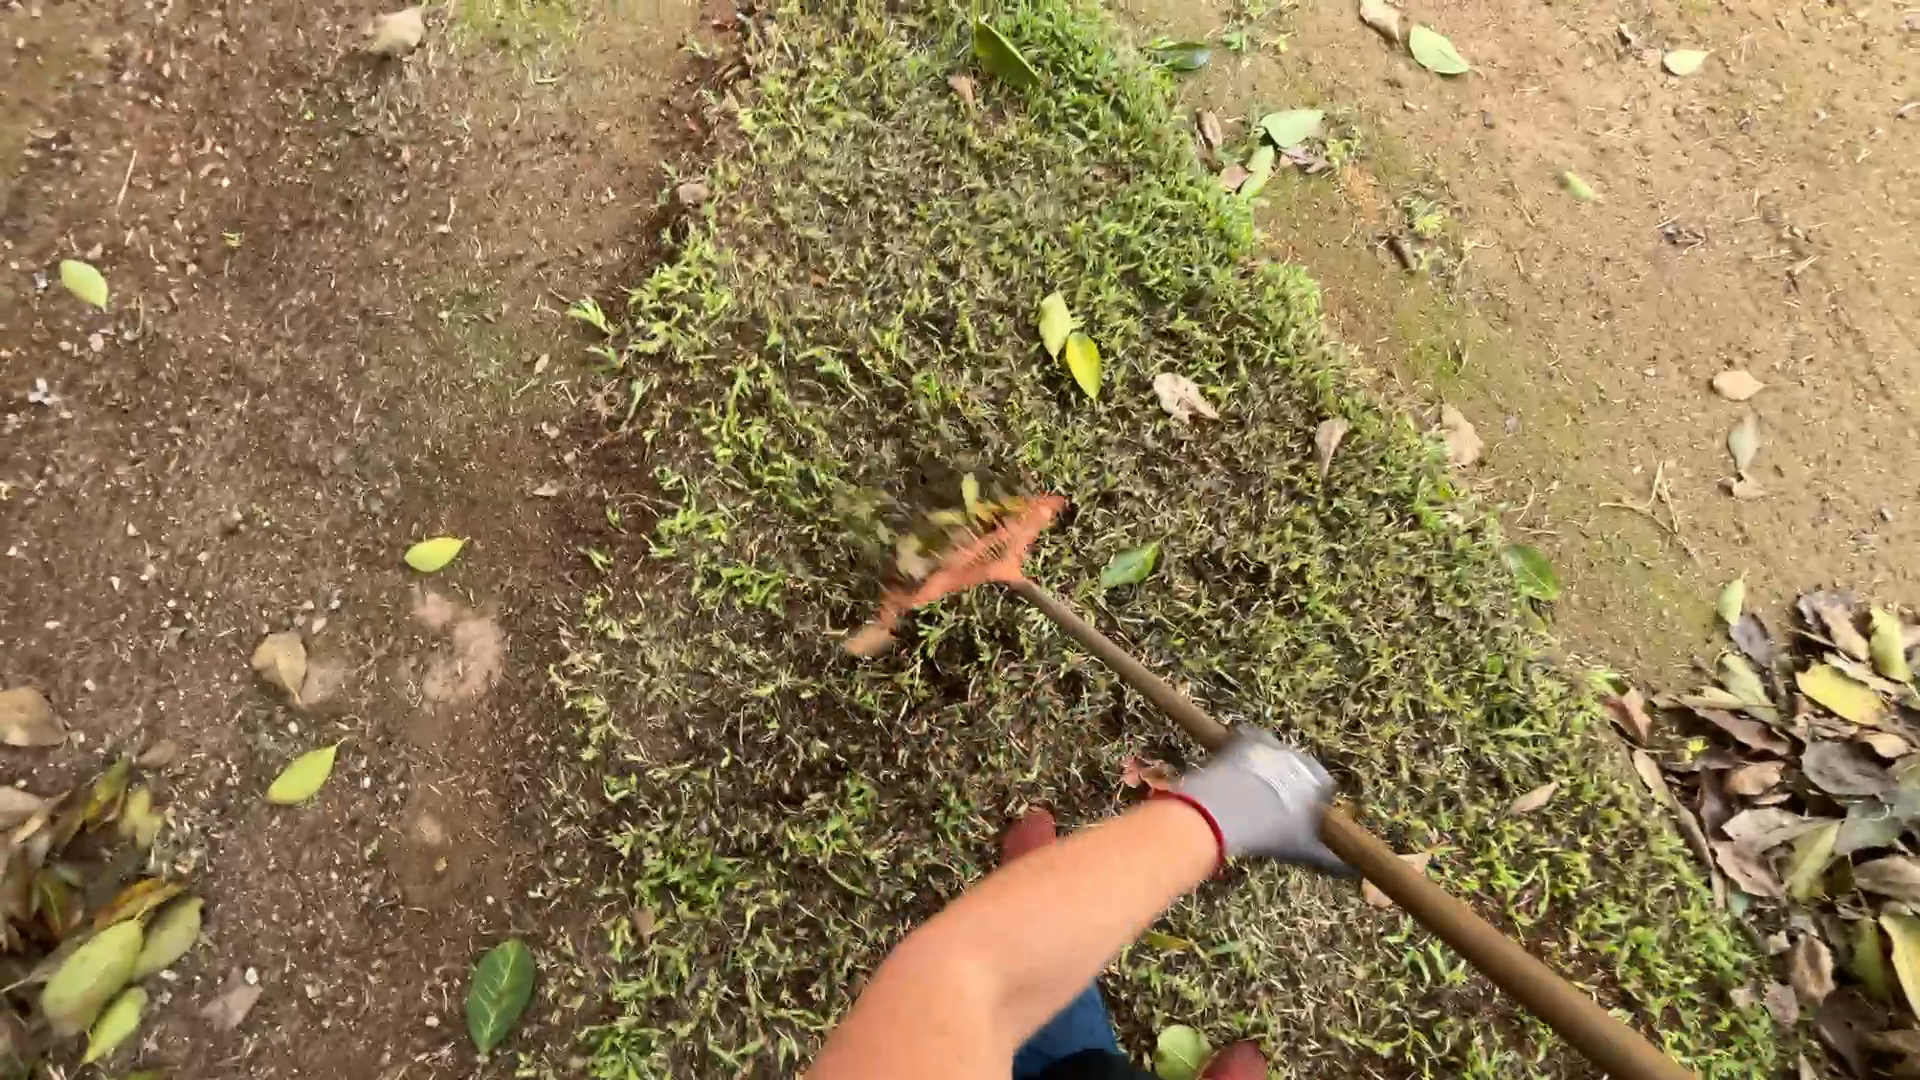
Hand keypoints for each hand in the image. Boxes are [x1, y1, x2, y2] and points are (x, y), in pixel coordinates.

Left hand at [1170, 728, 1350, 874]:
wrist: (1229, 807)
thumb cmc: (1271, 831)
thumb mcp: (1304, 849)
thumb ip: (1332, 860)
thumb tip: (1351, 870)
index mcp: (1320, 781)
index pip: (1324, 786)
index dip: (1312, 800)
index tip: (1299, 815)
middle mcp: (1301, 757)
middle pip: (1299, 767)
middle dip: (1289, 781)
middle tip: (1271, 803)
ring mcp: (1273, 744)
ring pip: (1274, 754)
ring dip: (1266, 765)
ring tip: (1249, 788)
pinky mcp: (1246, 737)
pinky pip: (1249, 740)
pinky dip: (1244, 751)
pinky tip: (1235, 770)